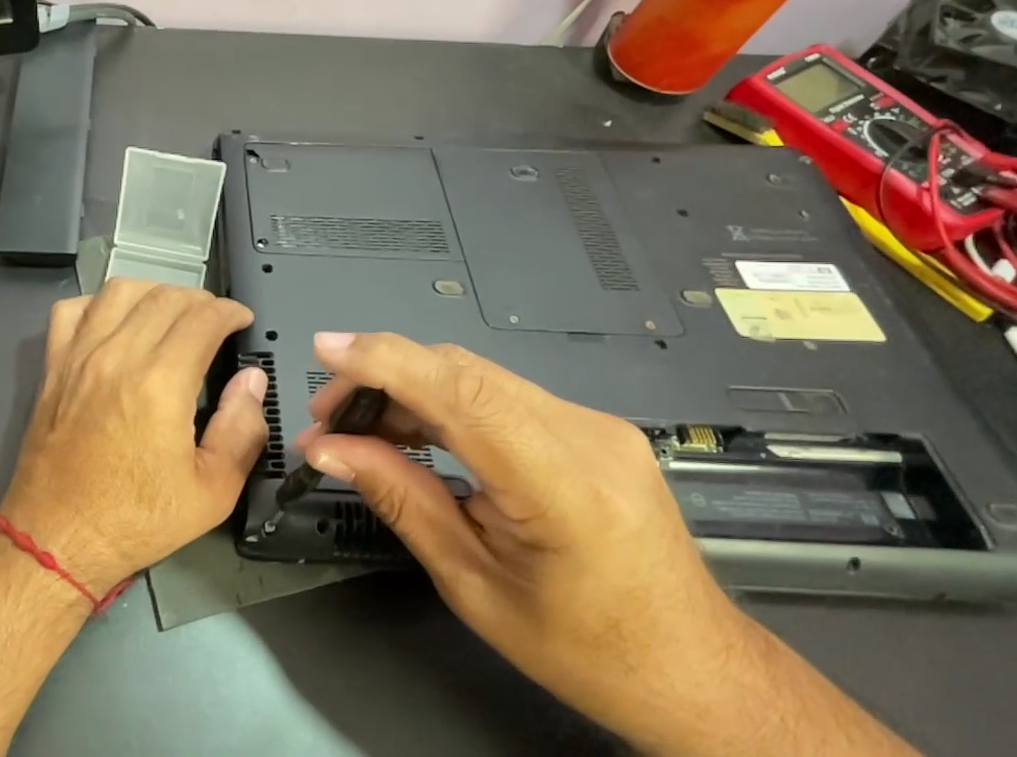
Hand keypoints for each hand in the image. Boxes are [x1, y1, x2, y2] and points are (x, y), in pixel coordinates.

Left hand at [0, 279, 268, 593]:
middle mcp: (116, 357)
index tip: (240, 320)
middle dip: (199, 299)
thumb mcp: (213, 491)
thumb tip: (250, 381)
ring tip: (169, 313)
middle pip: (164, 296)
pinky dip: (98, 303)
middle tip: (213, 321)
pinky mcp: (52, 366)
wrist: (58, 537)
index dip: (230, 311)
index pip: (202, 317)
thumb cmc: (136, 519)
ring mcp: (78, 356)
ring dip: (152, 292)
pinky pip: (72, 310)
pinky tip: (114, 322)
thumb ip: (242, 429)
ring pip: (118, 291)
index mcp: (160, 384)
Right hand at [296, 332, 751, 738]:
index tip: (325, 349)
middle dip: (382, 377)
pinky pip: (499, 395)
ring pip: (476, 376)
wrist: (691, 667)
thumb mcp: (471, 582)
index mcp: (564, 485)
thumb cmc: (584, 647)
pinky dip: (443, 403)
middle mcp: (586, 435)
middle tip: (327, 415)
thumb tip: (330, 449)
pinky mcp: (589, 427)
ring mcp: (593, 425)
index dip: (386, 362)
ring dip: (409, 389)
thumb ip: (400, 499)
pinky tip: (409, 431)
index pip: (462, 393)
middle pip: (463, 371)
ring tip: (356, 427)